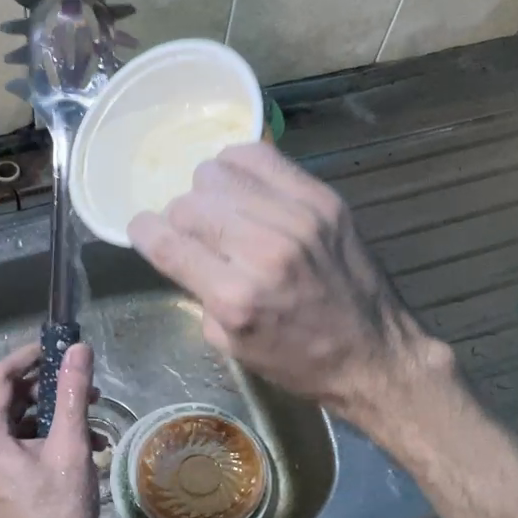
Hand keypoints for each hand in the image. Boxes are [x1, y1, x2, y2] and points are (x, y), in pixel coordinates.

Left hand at [0, 342, 99, 517]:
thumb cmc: (59, 512)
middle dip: (46, 387)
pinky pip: (15, 442)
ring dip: (49, 411)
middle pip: (6, 399)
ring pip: (14, 421)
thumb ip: (72, 395)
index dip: (28, 357)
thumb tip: (79, 351)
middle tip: (83, 383)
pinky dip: (43, 434)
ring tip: (89, 412)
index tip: (58, 348)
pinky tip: (79, 440)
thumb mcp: (70, 448)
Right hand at [128, 142, 444, 423]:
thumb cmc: (298, 361)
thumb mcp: (231, 345)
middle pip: (187, 204)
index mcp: (235, 297)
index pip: (165, 241)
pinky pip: (260, 156)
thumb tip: (184, 251)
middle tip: (196, 235)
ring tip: (223, 211)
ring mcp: (296, 218)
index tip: (144, 231)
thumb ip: (200, 293)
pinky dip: (240, 167)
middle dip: (179, 219)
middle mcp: (262, 250)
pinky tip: (245, 189)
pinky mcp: (322, 199)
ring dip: (209, 192)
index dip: (143, 231)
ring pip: (217, 172)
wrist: (373, 354)